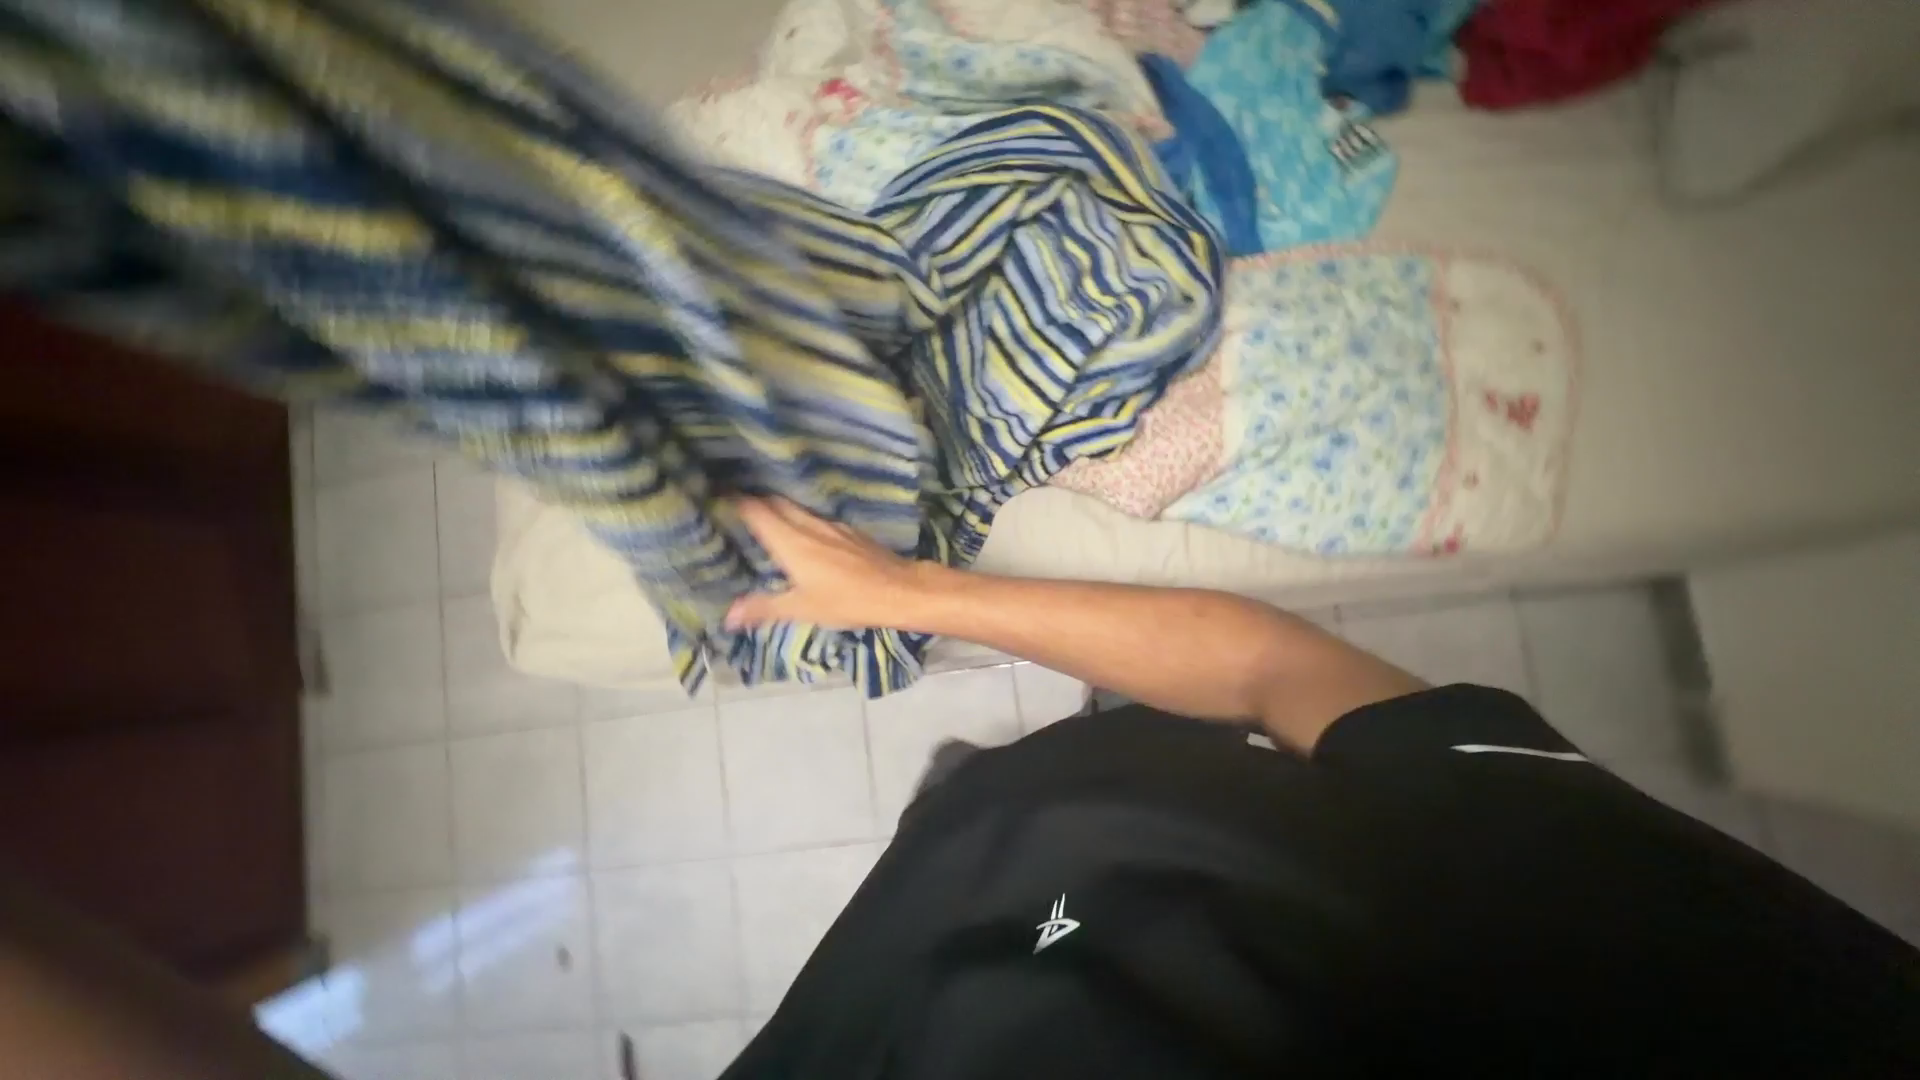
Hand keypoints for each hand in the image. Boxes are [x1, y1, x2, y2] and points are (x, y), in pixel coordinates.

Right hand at [724, 497, 935, 631]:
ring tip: (762, 520)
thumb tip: (728, 616)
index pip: (756, 510)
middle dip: (754, 500)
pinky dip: (800, 520)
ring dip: (778, 509)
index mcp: (792, 541)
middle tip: (734, 506)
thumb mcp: (802, 609)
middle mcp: (809, 525)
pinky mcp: (849, 531)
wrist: (899, 589)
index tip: (715, 495)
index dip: (734, 500)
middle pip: (775, 503)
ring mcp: (831, 525)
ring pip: (797, 509)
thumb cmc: (848, 600)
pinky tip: (801, 534)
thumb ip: (764, 608)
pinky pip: (816, 518)